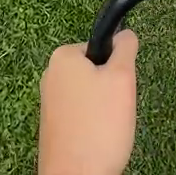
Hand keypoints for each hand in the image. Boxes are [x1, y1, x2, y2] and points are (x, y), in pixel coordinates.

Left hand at [38, 30, 137, 174]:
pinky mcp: (52, 128)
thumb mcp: (122, 77)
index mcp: (62, 56)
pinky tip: (96, 141)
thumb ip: (126, 47)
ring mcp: (49, 104)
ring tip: (106, 128)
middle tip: (114, 110)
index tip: (118, 88)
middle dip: (110, 90)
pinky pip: (81, 116)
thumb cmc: (98, 127)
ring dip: (103, 109)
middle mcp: (50, 75)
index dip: (116, 67)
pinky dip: (92, 126)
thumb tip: (124, 33)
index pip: (102, 47)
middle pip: (95, 71)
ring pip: (90, 95)